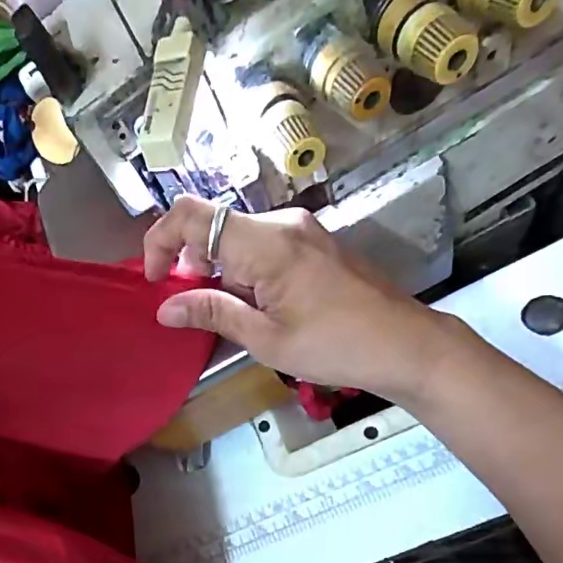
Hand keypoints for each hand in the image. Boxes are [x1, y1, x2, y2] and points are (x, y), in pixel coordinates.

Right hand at [143, 196, 463, 401]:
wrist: (406, 343)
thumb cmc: (337, 347)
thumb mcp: (267, 339)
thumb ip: (213, 313)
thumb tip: (165, 307)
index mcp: (266, 243)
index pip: (191, 215)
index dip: (159, 241)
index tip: (155, 281)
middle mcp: (282, 224)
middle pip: (211, 223)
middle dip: (188, 260)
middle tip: (191, 305)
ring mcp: (301, 229)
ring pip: (235, 233)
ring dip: (215, 266)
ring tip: (227, 310)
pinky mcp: (313, 241)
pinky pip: (261, 242)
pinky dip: (241, 266)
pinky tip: (254, 301)